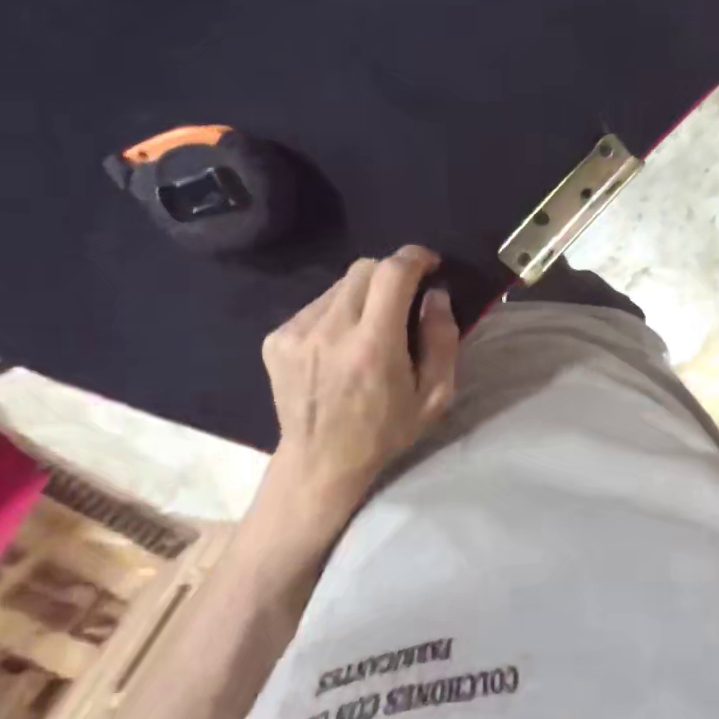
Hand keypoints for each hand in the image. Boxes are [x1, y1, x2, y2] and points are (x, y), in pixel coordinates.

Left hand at [261, 245, 458, 512]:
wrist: (320, 462)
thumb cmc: (385, 431)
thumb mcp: (433, 397)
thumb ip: (442, 340)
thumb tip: (436, 294)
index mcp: (373, 346)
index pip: (392, 272)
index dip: (414, 257)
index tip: (428, 262)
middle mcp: (331, 332)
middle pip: (364, 268)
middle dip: (389, 274)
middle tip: (400, 299)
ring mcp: (297, 334)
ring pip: (339, 285)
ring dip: (361, 295)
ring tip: (366, 328)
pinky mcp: (276, 339)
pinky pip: (315, 305)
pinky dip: (334, 313)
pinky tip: (337, 345)